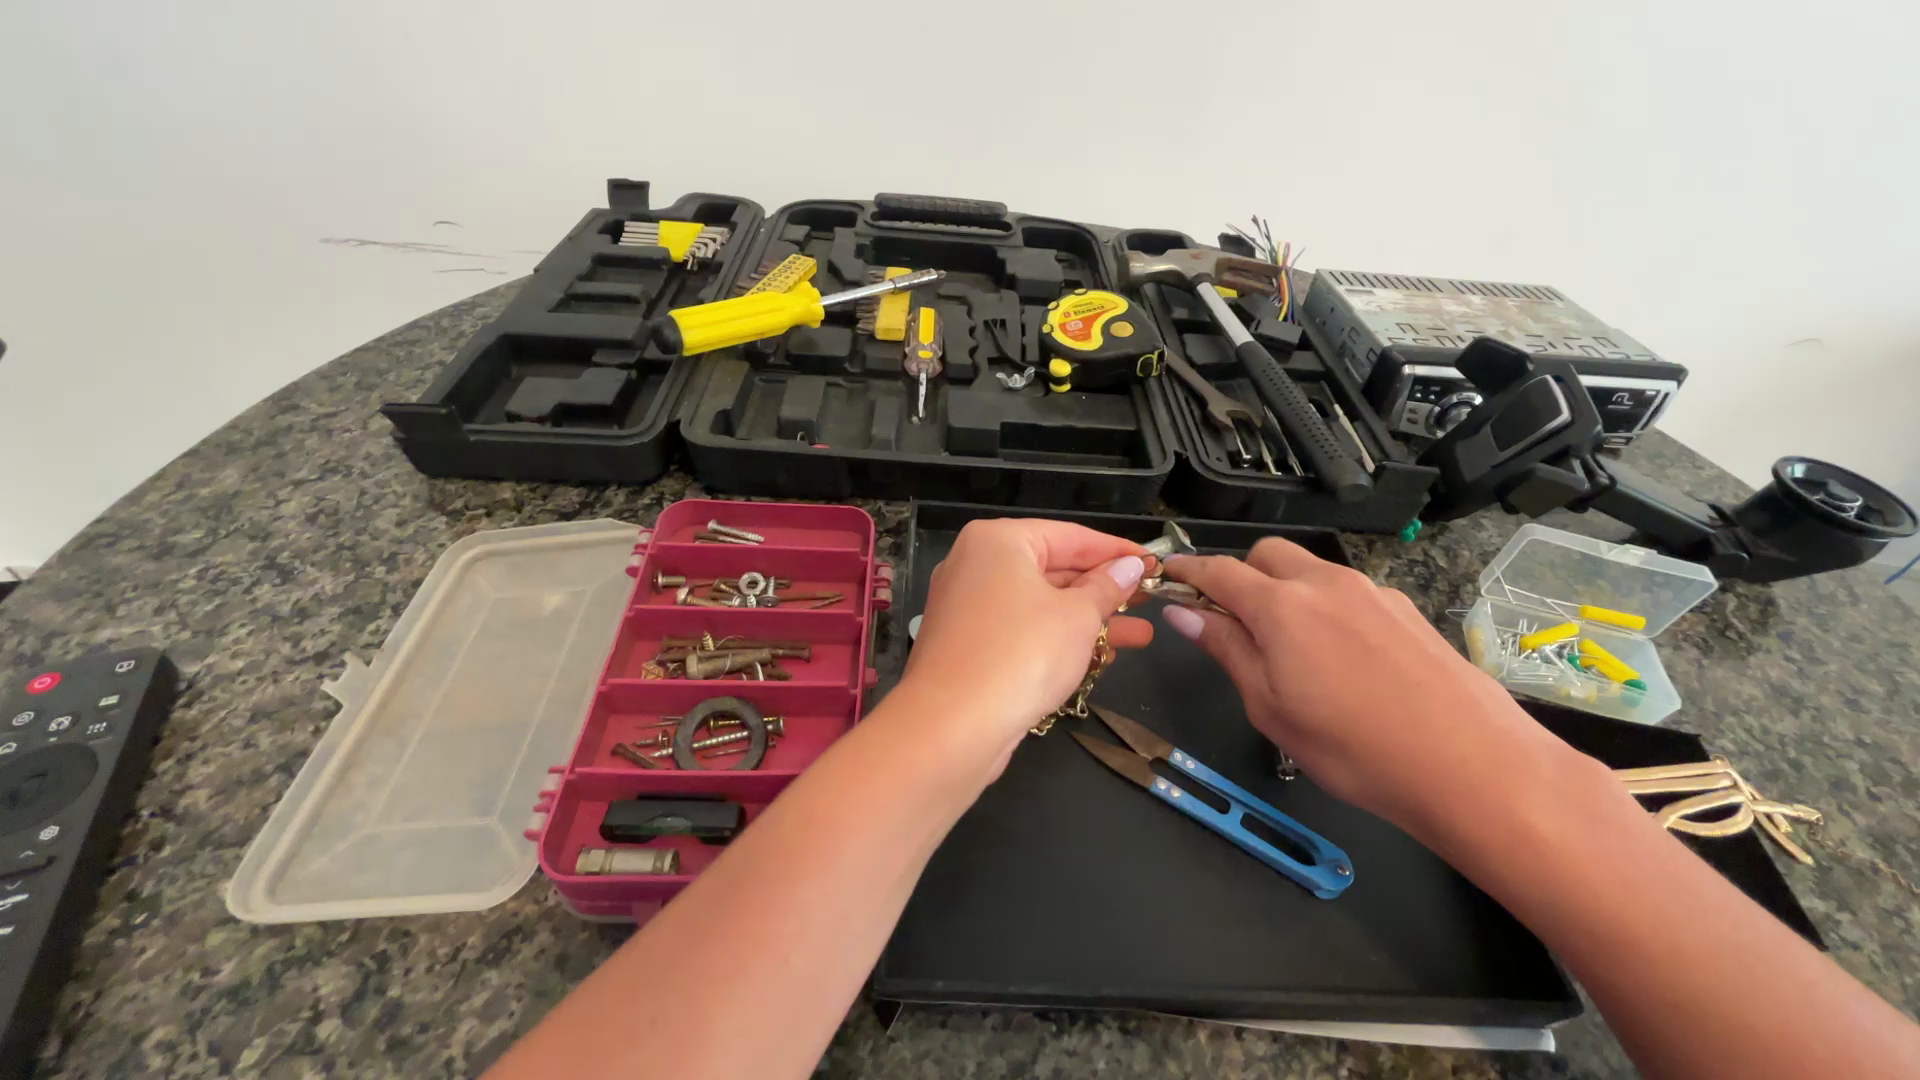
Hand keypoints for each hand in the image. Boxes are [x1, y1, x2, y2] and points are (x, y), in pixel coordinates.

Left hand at [901, 519, 1152, 764]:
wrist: (951, 725)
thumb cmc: (1022, 654)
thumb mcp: (1078, 617)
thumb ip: (1107, 588)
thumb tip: (1129, 566)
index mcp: (998, 541)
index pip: (1070, 536)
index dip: (1116, 550)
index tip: (1153, 563)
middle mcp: (976, 565)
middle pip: (1053, 569)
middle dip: (1104, 589)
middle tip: (1149, 599)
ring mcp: (967, 607)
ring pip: (1040, 605)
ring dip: (1088, 620)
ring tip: (1141, 635)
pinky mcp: (967, 646)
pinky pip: (1022, 632)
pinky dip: (1057, 640)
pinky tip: (1099, 657)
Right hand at [1162, 539, 1580, 836]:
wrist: (1470, 764)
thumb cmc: (1352, 747)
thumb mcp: (1269, 706)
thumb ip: (1225, 649)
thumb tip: (1182, 612)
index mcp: (1281, 606)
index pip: (1218, 571)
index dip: (1187, 570)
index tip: (1167, 575)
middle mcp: (1325, 583)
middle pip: (1267, 554)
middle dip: (1239, 574)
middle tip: (1231, 620)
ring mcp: (1371, 591)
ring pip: (1310, 570)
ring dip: (1284, 590)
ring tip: (1289, 647)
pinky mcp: (1405, 608)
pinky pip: (1348, 591)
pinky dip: (1324, 606)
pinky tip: (1341, 657)